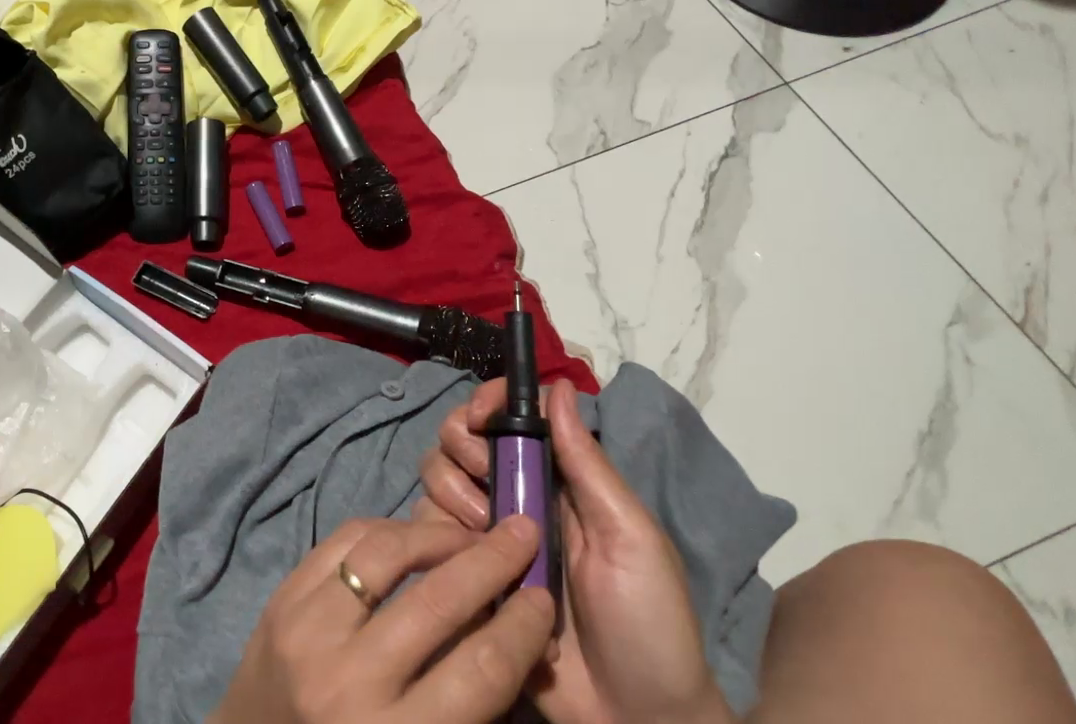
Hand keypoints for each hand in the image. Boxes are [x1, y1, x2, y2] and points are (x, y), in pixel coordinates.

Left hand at [211, 516, 556, 723]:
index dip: (522, 627)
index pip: (479, 670)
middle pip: (438, 601)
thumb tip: (516, 633)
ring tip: (468, 534)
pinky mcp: (281, 598)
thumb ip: (468, 702)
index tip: (543, 597)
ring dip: (438, 535)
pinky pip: (342, 541)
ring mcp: (307, 631)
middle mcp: (349, 680)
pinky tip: (411, 535)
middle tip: (523, 533)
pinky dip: (385, 529)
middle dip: (492, 562)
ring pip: (386, 554)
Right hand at [417, 380, 734, 723]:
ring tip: (481, 535)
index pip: (513, 417)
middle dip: (462, 447)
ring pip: (437, 481)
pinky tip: (461, 561)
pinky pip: (428, 537)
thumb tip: (559, 384)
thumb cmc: (648, 623)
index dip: (488, 402)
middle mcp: (517, 499)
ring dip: (450, 493)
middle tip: (487, 484)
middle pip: (461, 440)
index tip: (479, 417)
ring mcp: (488, 539)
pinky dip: (435, 535)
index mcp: (561, 481)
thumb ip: (589, 465)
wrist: (632, 721)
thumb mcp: (631, 538)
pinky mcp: (466, 578)